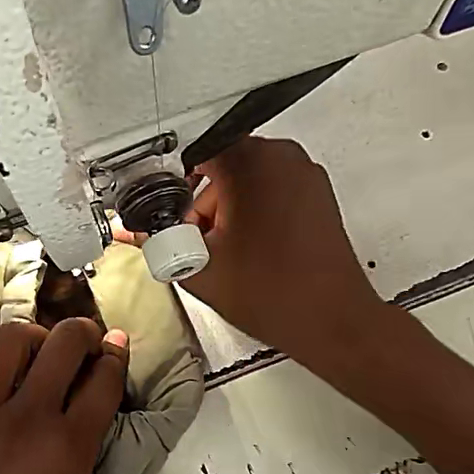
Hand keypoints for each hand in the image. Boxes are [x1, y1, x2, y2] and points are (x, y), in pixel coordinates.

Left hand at [0, 319, 169, 473]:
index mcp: (65, 450)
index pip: (102, 379)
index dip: (118, 357)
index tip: (120, 349)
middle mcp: (21, 420)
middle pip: (62, 343)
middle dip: (85, 333)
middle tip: (90, 343)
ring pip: (8, 342)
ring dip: (34, 338)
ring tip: (41, 355)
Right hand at [171, 137, 386, 363]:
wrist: (330, 320)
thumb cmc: (279, 294)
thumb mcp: (198, 268)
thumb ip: (160, 242)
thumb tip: (142, 231)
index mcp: (249, 163)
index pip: (195, 154)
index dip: (176, 186)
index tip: (172, 210)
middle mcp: (283, 159)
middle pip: (225, 167)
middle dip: (205, 205)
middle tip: (198, 242)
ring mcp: (306, 177)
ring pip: (251, 181)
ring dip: (231, 213)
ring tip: (229, 255)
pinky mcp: (319, 198)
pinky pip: (276, 194)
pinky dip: (258, 216)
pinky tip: (253, 254)